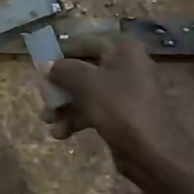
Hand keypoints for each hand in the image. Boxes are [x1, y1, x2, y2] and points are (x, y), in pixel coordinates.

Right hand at [46, 35, 193, 177]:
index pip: (85, 42)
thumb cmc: (120, 107)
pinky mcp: (122, 114)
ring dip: (65, 105)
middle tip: (42, 97)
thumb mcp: (87, 83)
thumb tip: (46, 64)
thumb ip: (63, 69)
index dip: (61, 52)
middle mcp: (125, 65)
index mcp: (123, 49)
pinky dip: (76, 119)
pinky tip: (60, 134)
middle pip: (84, 68)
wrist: (152, 152)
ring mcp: (125, 91)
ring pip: (86, 92)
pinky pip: (94, 110)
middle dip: (60, 85)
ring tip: (47, 120)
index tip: (40, 65)